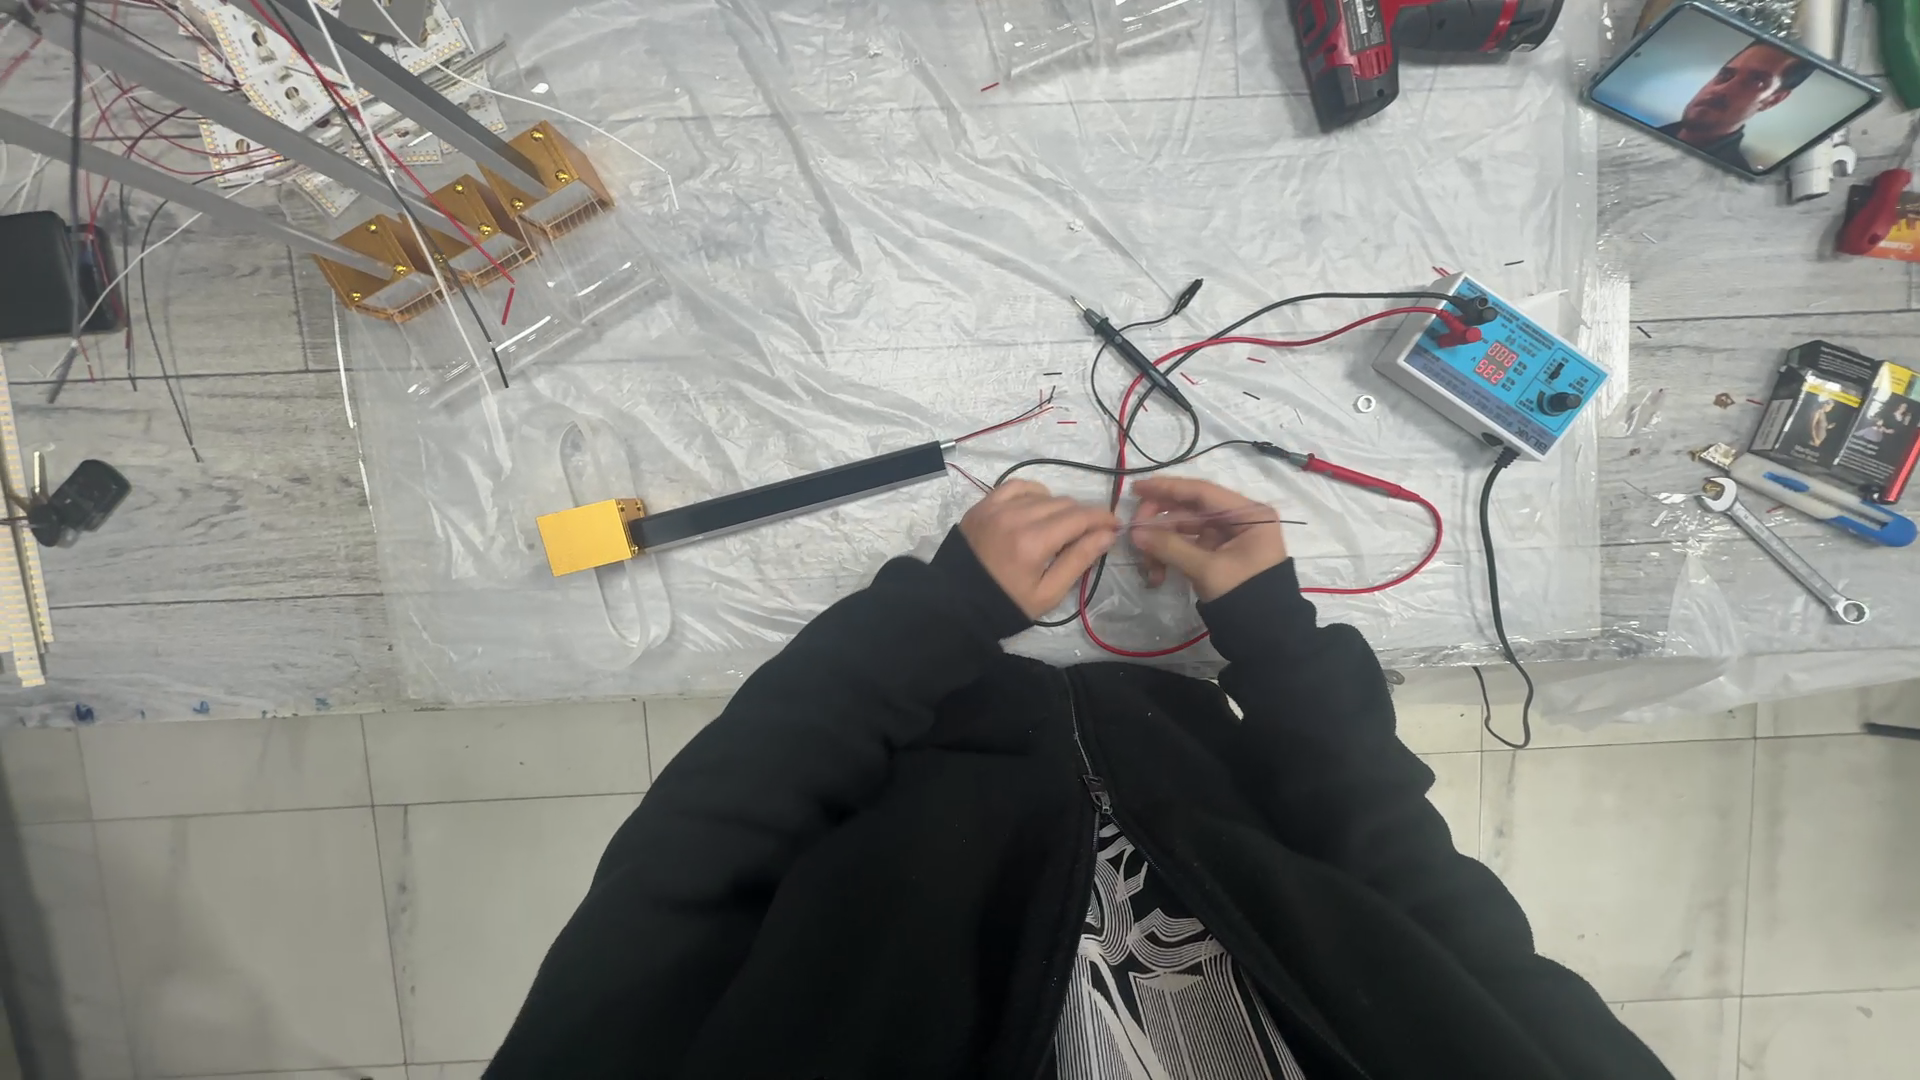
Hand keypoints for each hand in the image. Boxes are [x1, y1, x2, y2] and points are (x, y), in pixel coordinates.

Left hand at [959, 481, 1119, 617]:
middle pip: (1064, 504)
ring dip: (1059, 506)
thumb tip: (1107, 535)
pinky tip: (1037, 507)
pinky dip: (1033, 493)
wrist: (956, 603)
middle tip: (1090, 532)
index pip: (1079, 517)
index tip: (1115, 525)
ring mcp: (996, 508)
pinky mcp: (983, 505)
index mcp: (1034, 542)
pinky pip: (1016, 486)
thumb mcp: (1047, 593)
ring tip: (1062, 525)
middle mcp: (1016, 517)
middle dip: (1083, 515)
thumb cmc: (1006, 604)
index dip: (1102, 518)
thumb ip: (1078, 560)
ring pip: (1043, 494)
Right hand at [1129, 476, 1288, 601]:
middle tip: (1135, 534)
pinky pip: (1187, 546)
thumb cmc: (1245, 595)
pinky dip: (1170, 557)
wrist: (1266, 634)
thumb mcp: (1207, 570)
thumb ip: (1170, 547)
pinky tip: (1156, 574)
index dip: (1166, 488)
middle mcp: (1239, 519)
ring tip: (1147, 568)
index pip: (1201, 492)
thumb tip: (1135, 532)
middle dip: (1159, 524)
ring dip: (1161, 546)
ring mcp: (1227, 537)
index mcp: (1249, 514)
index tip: (1136, 488)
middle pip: (1189, 510)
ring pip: (1184, 530)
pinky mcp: (1217, 554)